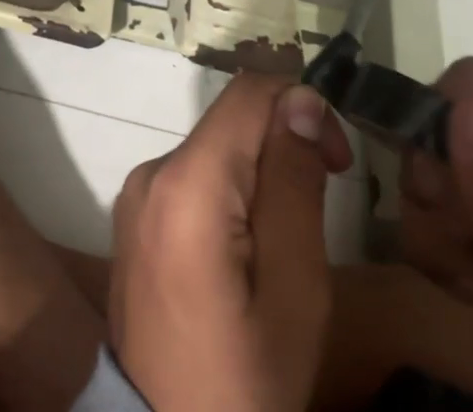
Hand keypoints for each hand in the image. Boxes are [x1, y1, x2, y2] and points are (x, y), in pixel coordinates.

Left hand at [108, 75, 353, 411]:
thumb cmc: (244, 378)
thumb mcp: (294, 288)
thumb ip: (293, 184)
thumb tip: (301, 99)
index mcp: (185, 185)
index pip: (249, 94)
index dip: (303, 107)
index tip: (337, 163)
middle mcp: (149, 173)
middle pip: (232, 124)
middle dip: (284, 148)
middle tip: (318, 214)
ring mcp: (135, 197)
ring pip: (217, 152)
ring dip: (261, 178)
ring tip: (282, 250)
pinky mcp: (134, 220)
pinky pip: (194, 182)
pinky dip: (232, 198)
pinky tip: (247, 255)